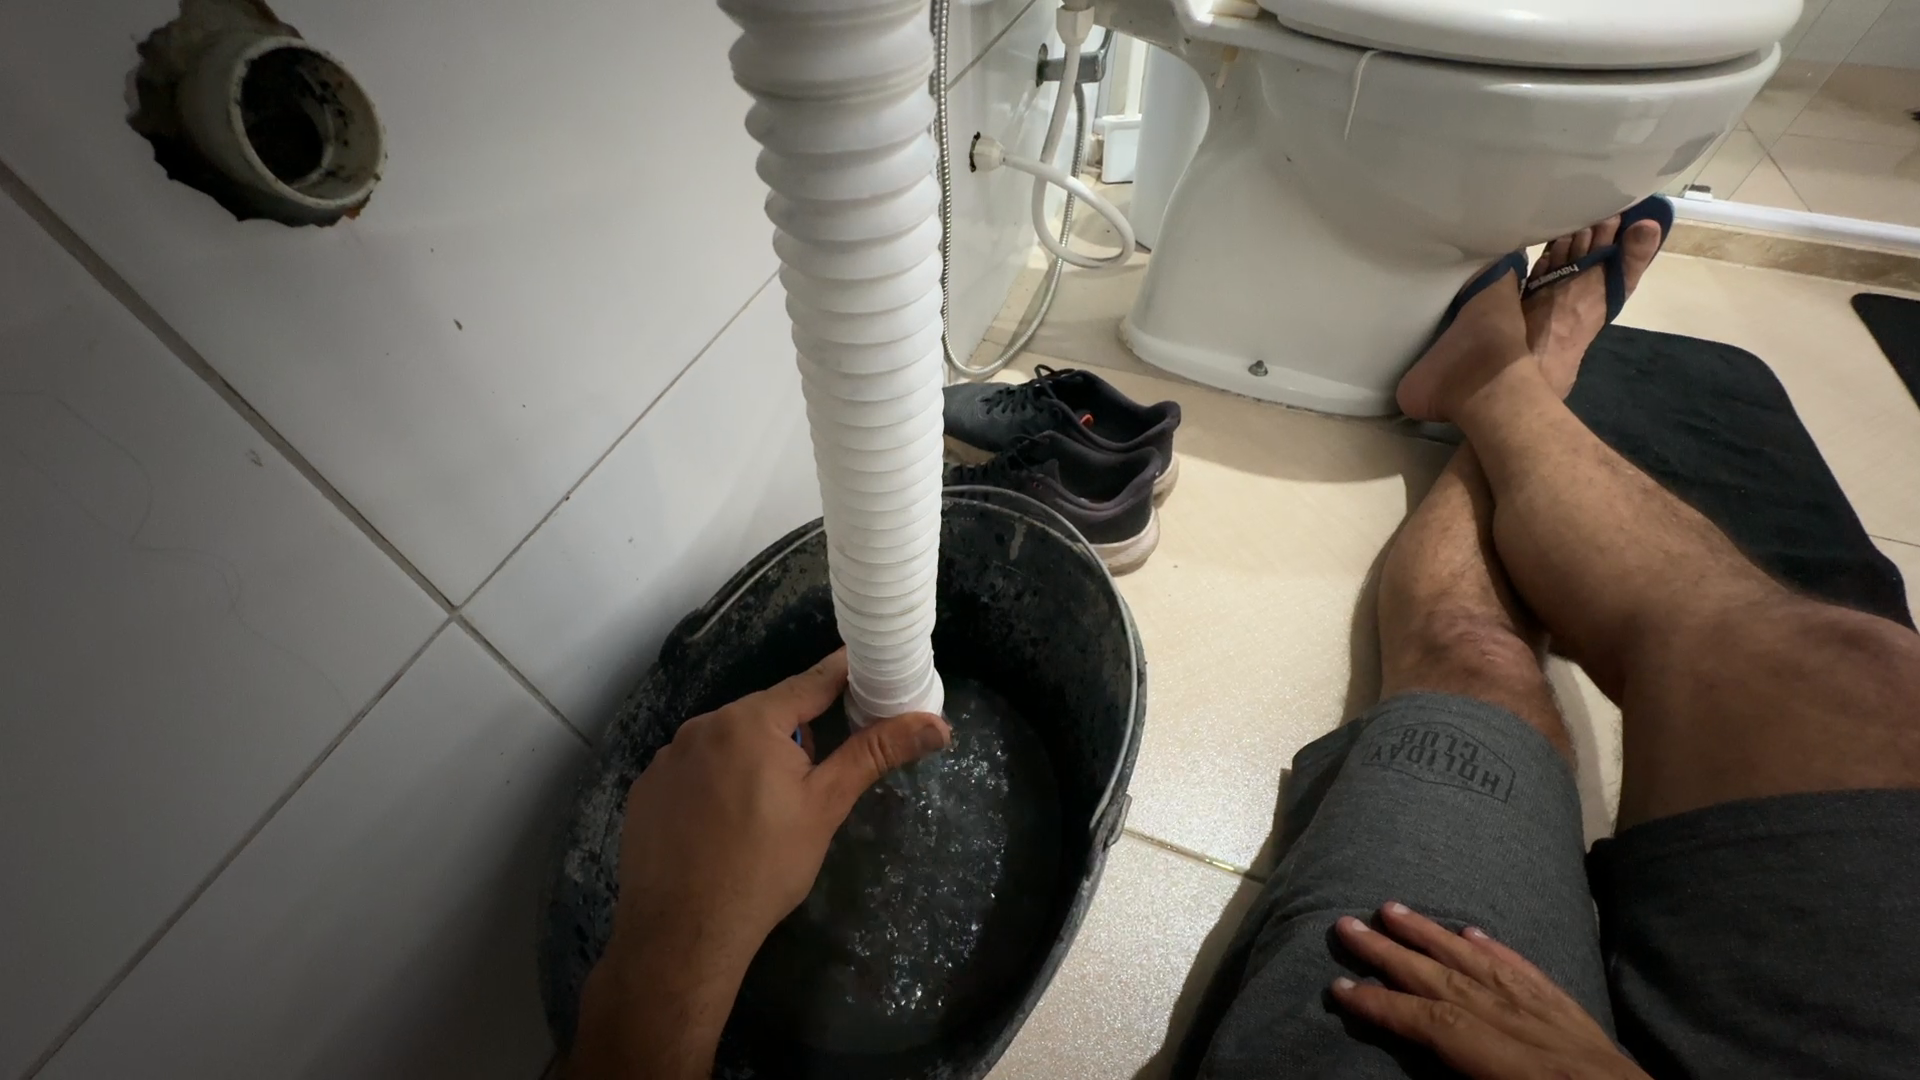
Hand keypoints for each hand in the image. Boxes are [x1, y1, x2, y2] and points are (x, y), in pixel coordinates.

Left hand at [569, 649, 949, 1079]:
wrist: (681, 939)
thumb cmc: (765, 867)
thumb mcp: (826, 805)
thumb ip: (876, 752)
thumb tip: (938, 724)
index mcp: (751, 720)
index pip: (811, 682)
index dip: (843, 675)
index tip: (868, 669)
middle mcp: (703, 725)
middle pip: (767, 712)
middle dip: (794, 734)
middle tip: (808, 782)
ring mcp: (668, 756)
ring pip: (728, 739)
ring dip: (752, 756)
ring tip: (762, 812)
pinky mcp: (645, 788)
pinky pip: (694, 767)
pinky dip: (713, 781)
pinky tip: (719, 824)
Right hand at [1331, 903, 1650, 1079]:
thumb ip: (1473, 1078)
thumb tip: (1424, 1055)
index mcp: (1530, 1070)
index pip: (1440, 1025)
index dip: (1384, 1006)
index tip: (1338, 988)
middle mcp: (1545, 1037)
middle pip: (1454, 984)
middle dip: (1393, 954)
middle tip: (1345, 924)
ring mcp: (1571, 1028)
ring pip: (1489, 970)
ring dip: (1434, 938)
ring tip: (1391, 908)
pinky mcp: (1592, 1030)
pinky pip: (1540, 982)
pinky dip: (1503, 955)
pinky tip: (1473, 934)